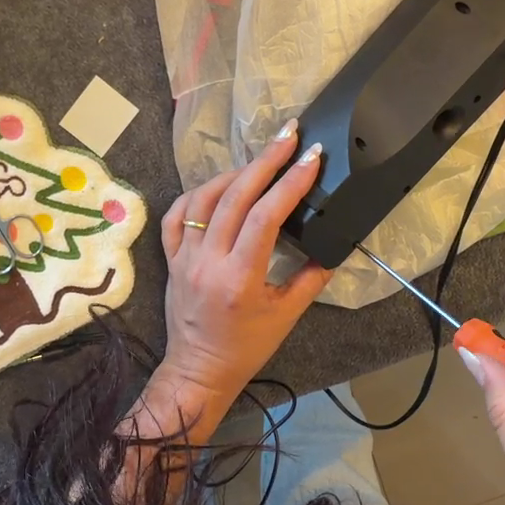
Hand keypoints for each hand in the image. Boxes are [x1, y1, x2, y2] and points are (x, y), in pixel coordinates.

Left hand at [151, 119, 333, 425]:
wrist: (199, 370)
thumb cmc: (246, 347)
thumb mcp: (287, 315)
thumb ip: (312, 278)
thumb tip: (334, 246)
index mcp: (240, 277)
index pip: (266, 216)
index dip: (291, 182)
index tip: (311, 157)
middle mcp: (209, 260)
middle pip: (235, 196)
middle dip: (265, 160)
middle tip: (289, 135)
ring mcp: (184, 257)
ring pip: (203, 199)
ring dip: (232, 174)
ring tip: (259, 161)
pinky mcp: (171, 259)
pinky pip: (176, 216)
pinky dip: (196, 195)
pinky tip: (216, 187)